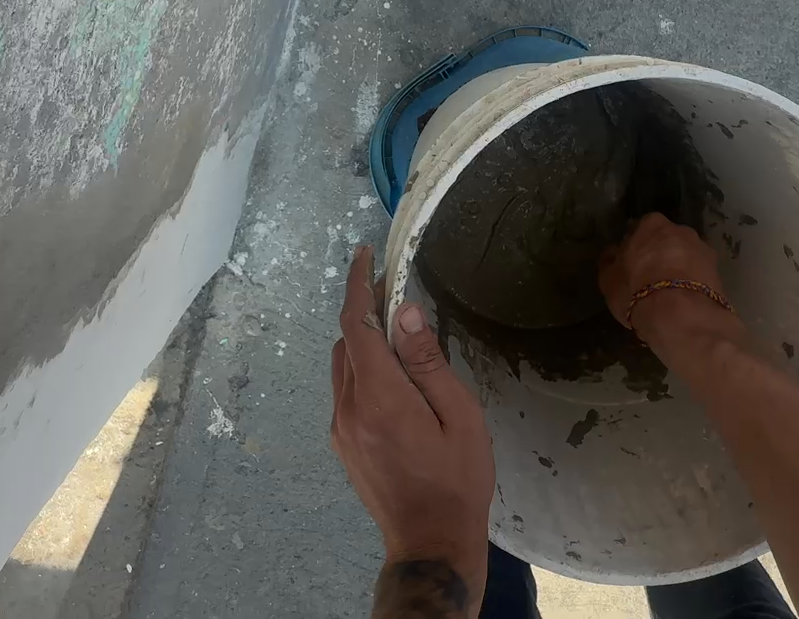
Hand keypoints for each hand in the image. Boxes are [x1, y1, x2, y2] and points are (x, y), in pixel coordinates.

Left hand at [329, 243, 494, 609]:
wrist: (430, 545)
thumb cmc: (456, 480)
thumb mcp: (458, 416)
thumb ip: (427, 362)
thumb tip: (405, 311)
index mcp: (378, 397)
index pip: (355, 324)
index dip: (358, 284)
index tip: (365, 253)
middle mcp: (347, 407)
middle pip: (346, 340)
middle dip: (365, 308)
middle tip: (398, 291)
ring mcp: (340, 427)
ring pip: (343, 363)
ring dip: (363, 338)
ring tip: (399, 331)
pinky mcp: (342, 441)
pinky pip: (345, 387)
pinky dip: (362, 365)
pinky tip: (393, 375)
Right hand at [598, 213, 738, 348]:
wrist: (681, 317)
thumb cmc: (636, 290)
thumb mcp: (608, 278)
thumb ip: (609, 261)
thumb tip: (613, 252)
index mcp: (651, 224)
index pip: (639, 227)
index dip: (634, 245)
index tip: (630, 262)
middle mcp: (680, 230)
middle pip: (666, 240)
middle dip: (659, 253)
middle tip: (649, 277)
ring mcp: (703, 250)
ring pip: (685, 256)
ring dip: (678, 268)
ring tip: (669, 293)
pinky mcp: (718, 273)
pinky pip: (699, 275)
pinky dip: (692, 284)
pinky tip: (683, 301)